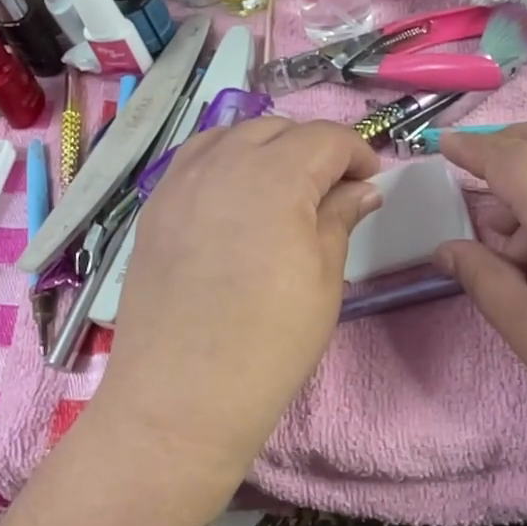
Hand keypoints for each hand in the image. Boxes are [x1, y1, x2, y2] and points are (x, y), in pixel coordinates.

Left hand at [98, 119, 380, 456]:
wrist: (183, 396)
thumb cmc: (271, 342)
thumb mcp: (325, 280)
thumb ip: (341, 219)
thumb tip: (362, 189)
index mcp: (275, 177)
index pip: (325, 138)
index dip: (357, 153)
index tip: (372, 182)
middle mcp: (223, 163)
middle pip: (278, 129)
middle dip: (314, 148)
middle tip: (335, 191)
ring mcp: (180, 183)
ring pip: (231, 135)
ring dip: (268, 149)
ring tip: (286, 190)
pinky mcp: (154, 208)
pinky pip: (195, 161)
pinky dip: (226, 163)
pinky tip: (238, 199)